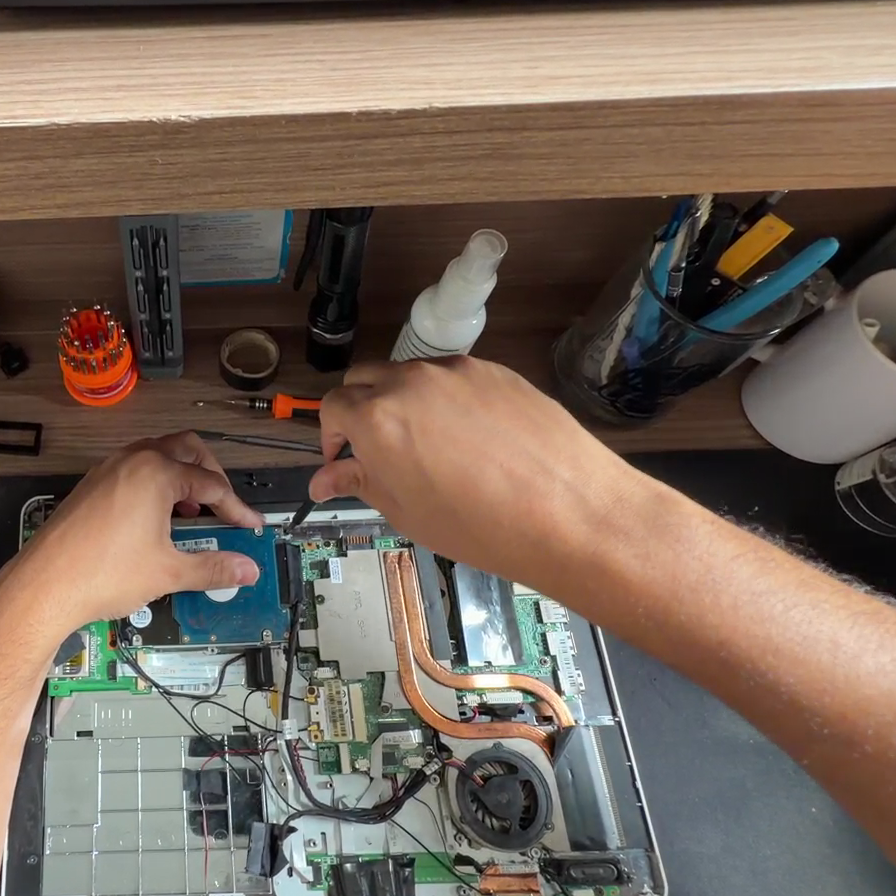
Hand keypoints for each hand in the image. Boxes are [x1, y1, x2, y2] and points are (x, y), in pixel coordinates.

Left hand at [0, 433, 265, 640]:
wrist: (44, 585)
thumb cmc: (105, 574)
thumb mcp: (168, 572)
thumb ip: (213, 567)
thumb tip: (247, 569)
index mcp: (156, 472)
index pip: (212, 484)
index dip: (236, 508)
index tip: (250, 527)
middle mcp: (132, 460)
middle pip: (187, 449)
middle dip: (212, 473)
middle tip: (224, 503)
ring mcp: (108, 469)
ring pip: (157, 454)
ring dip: (181, 474)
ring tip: (192, 510)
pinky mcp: (92, 484)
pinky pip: (133, 468)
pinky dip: (155, 482)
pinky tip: (156, 517)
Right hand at [310, 357, 659, 594]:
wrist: (572, 513)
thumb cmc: (479, 525)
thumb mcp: (405, 511)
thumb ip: (359, 482)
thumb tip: (323, 480)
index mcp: (376, 418)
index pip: (332, 406)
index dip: (331, 436)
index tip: (345, 462)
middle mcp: (409, 382)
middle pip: (363, 379)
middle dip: (358, 409)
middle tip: (377, 450)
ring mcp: (455, 371)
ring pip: (408, 374)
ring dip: (400, 401)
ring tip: (428, 445)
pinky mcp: (495, 371)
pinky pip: (451, 378)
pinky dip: (443, 399)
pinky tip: (471, 438)